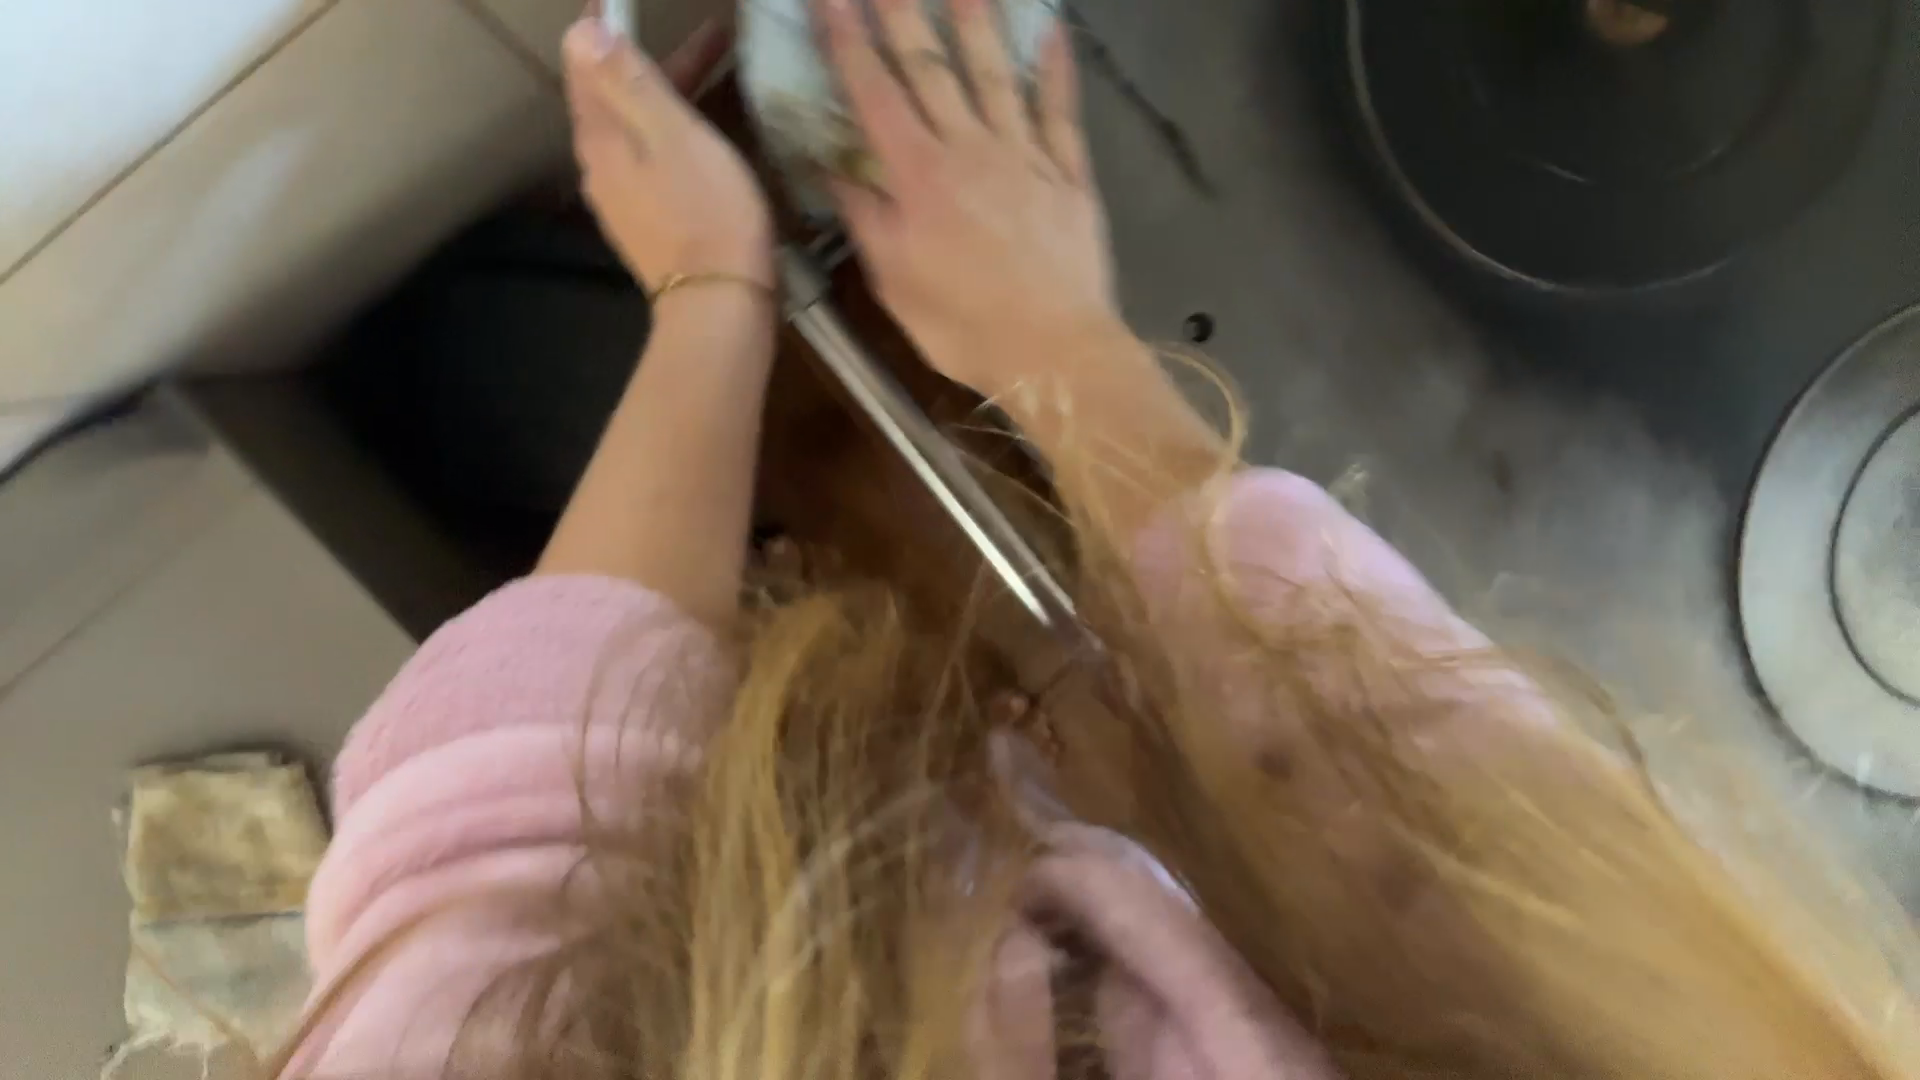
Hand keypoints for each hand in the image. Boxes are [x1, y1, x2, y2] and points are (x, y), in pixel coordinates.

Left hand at [563, 17, 774, 292]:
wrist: (721, 305)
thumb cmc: (709, 215)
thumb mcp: (675, 135)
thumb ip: (629, 82)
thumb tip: (581, 33)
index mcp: (601, 137)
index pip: (586, 61)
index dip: (605, 25)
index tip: (623, 4)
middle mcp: (598, 168)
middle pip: (610, 100)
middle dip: (645, 65)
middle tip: (703, 43)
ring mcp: (620, 205)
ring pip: (630, 137)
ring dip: (658, 105)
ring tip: (697, 88)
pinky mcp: (646, 232)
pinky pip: (646, 170)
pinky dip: (665, 144)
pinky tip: (689, 149)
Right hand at [819, 0, 1128, 394]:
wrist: (1053, 352)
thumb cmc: (964, 328)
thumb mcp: (895, 283)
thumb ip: (865, 219)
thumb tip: (833, 168)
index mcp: (919, 176)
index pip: (874, 92)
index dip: (846, 39)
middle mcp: (969, 148)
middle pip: (930, 66)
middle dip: (901, 11)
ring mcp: (1025, 156)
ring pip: (995, 73)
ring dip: (975, 20)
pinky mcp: (1069, 176)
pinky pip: (1061, 111)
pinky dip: (1056, 70)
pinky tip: (1052, 31)